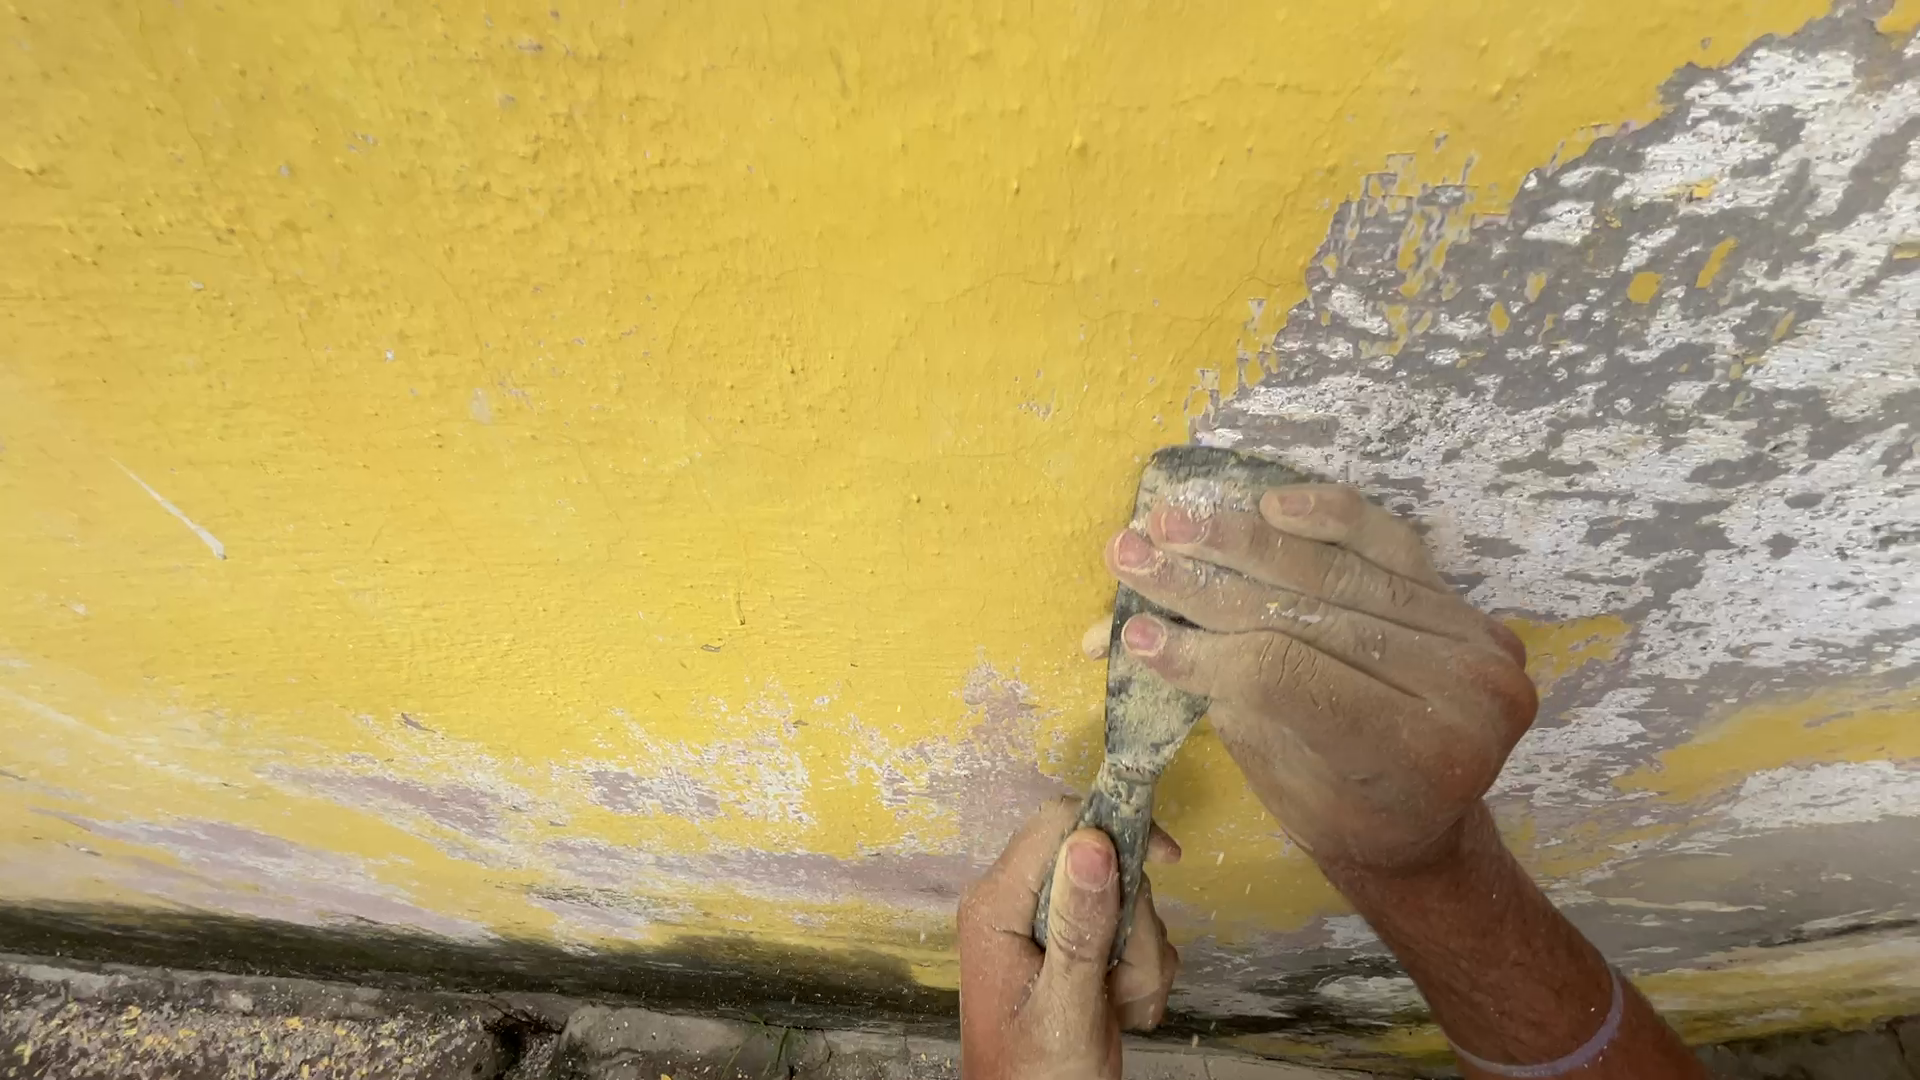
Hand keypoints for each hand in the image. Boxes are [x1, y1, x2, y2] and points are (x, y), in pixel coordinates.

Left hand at [956, 798, 1181, 1079]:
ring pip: (1120, 898)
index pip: (1057, 822)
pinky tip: (1121, 1010)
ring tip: (1118, 1007)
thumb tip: (1091, 841)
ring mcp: (1044, 922)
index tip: (1166, 858)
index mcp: (998, 902)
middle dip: (1131, 920)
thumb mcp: (1064, 1010)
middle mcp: (1017, 901)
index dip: (1113, 827)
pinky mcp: (1069, 943)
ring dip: (1137, 954)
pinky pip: (1125, 929)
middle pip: (1098, 861)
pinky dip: (1138, 970)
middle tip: (1125, 979)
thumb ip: (1078, 928)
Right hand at [1104, 483, 1535, 871]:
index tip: (1134, 633)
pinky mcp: (1457, 600)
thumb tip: (1134, 633)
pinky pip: (1387, 538)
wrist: (1423, 816)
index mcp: (1409, 756)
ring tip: (1168, 522)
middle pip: (1301, 611)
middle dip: (1201, 581)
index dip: (1200, 649)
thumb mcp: (1273, 774)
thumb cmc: (1336, 812)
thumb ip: (1221, 692)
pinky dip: (1327, 514)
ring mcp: (1467, 636)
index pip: (1281, 674)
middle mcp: (1456, 689)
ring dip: (1238, 539)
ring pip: (1333, 567)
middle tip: (1131, 554)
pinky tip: (1269, 503)